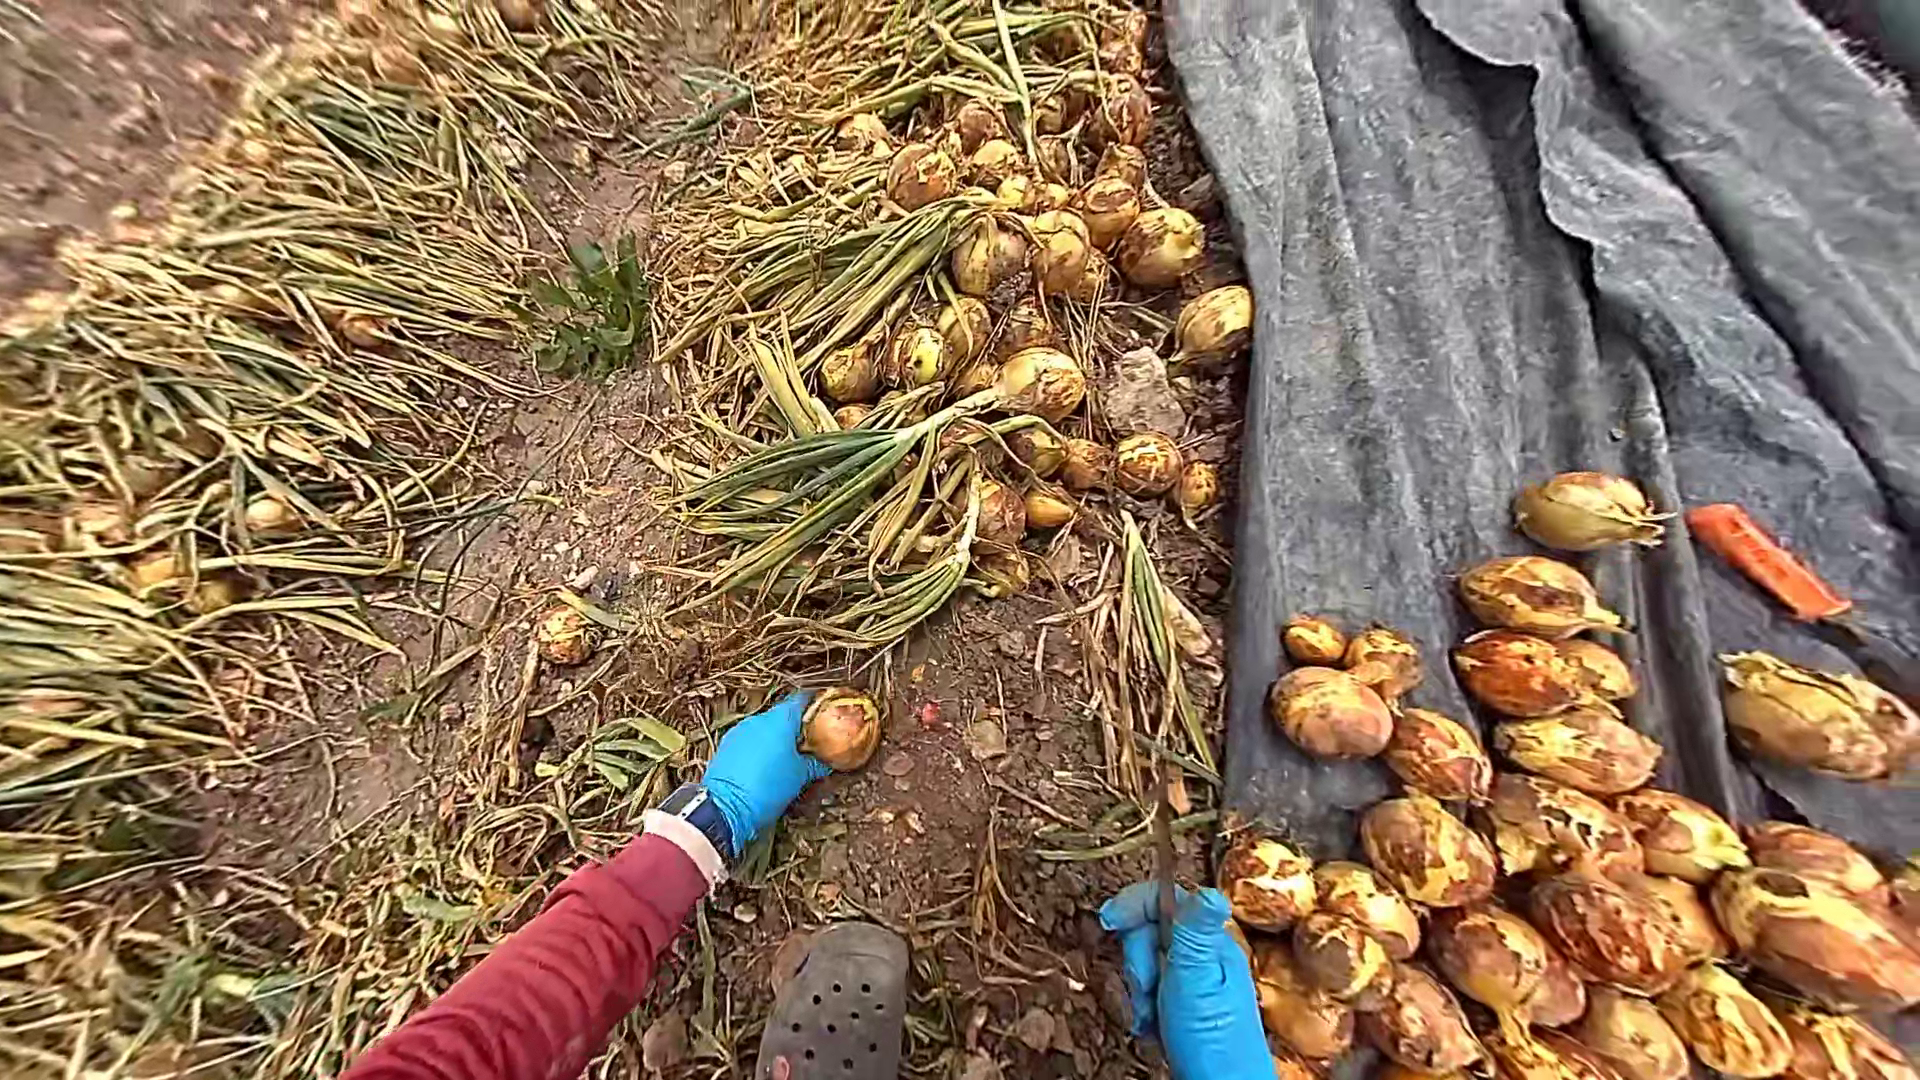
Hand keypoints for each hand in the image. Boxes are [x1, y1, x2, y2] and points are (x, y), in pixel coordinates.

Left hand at [702, 690, 831, 851]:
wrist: (724, 810)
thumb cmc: (766, 788)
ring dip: (778, 740)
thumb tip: (825, 761)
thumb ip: (815, 763)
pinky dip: (760, 749)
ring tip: (786, 761)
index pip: (803, 699)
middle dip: (797, 729)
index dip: (816, 706)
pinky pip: (750, 740)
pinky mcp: (727, 746)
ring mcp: (740, 731)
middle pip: (784, 715)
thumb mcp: (800, 776)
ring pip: (766, 728)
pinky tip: (765, 768)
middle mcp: (759, 719)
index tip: (824, 716)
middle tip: (809, 746)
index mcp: (781, 719)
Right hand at [1100, 883, 1270, 1079]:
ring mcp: (1191, 980)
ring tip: (1148, 1014)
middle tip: (1144, 987)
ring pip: (1145, 959)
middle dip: (1136, 956)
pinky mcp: (1180, 1005)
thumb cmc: (1210, 1038)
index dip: (1133, 902)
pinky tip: (1149, 1025)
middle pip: (1149, 927)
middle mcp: (1202, 954)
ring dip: (1137, 986)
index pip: (1164, 897)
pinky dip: (1141, 1005)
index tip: (1108, 921)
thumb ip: (1195, 930)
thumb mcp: (1196, 978)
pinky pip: (1148, 989)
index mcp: (1209, 940)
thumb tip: (1212, 890)